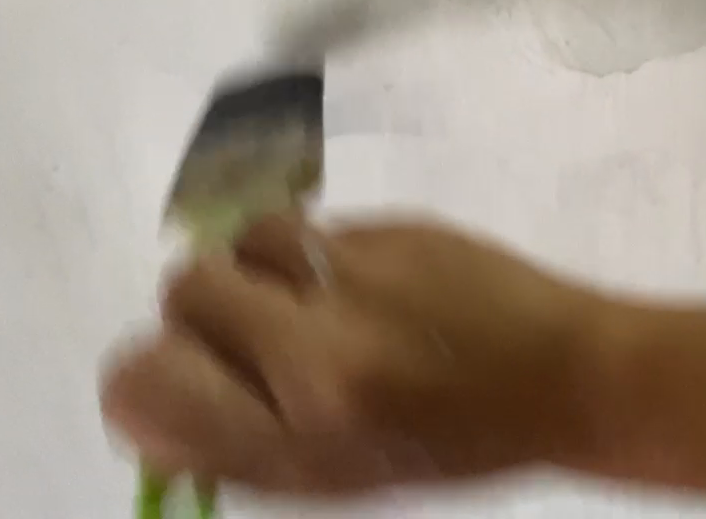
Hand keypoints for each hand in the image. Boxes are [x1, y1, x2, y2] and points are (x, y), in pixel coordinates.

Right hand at [99, 213, 610, 496]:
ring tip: (309, 285)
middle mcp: (317, 351)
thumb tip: (155, 392)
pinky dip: (321, 248)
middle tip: (253, 320)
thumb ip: (241, 440)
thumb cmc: (451, 444)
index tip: (178, 371)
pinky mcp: (402, 227)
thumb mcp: (338, 480)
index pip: (147, 385)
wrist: (561, 372)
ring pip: (251, 235)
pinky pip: (322, 224)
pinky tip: (369, 273)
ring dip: (260, 260)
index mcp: (293, 443)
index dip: (144, 375)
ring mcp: (363, 276)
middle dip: (203, 304)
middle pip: (189, 286)